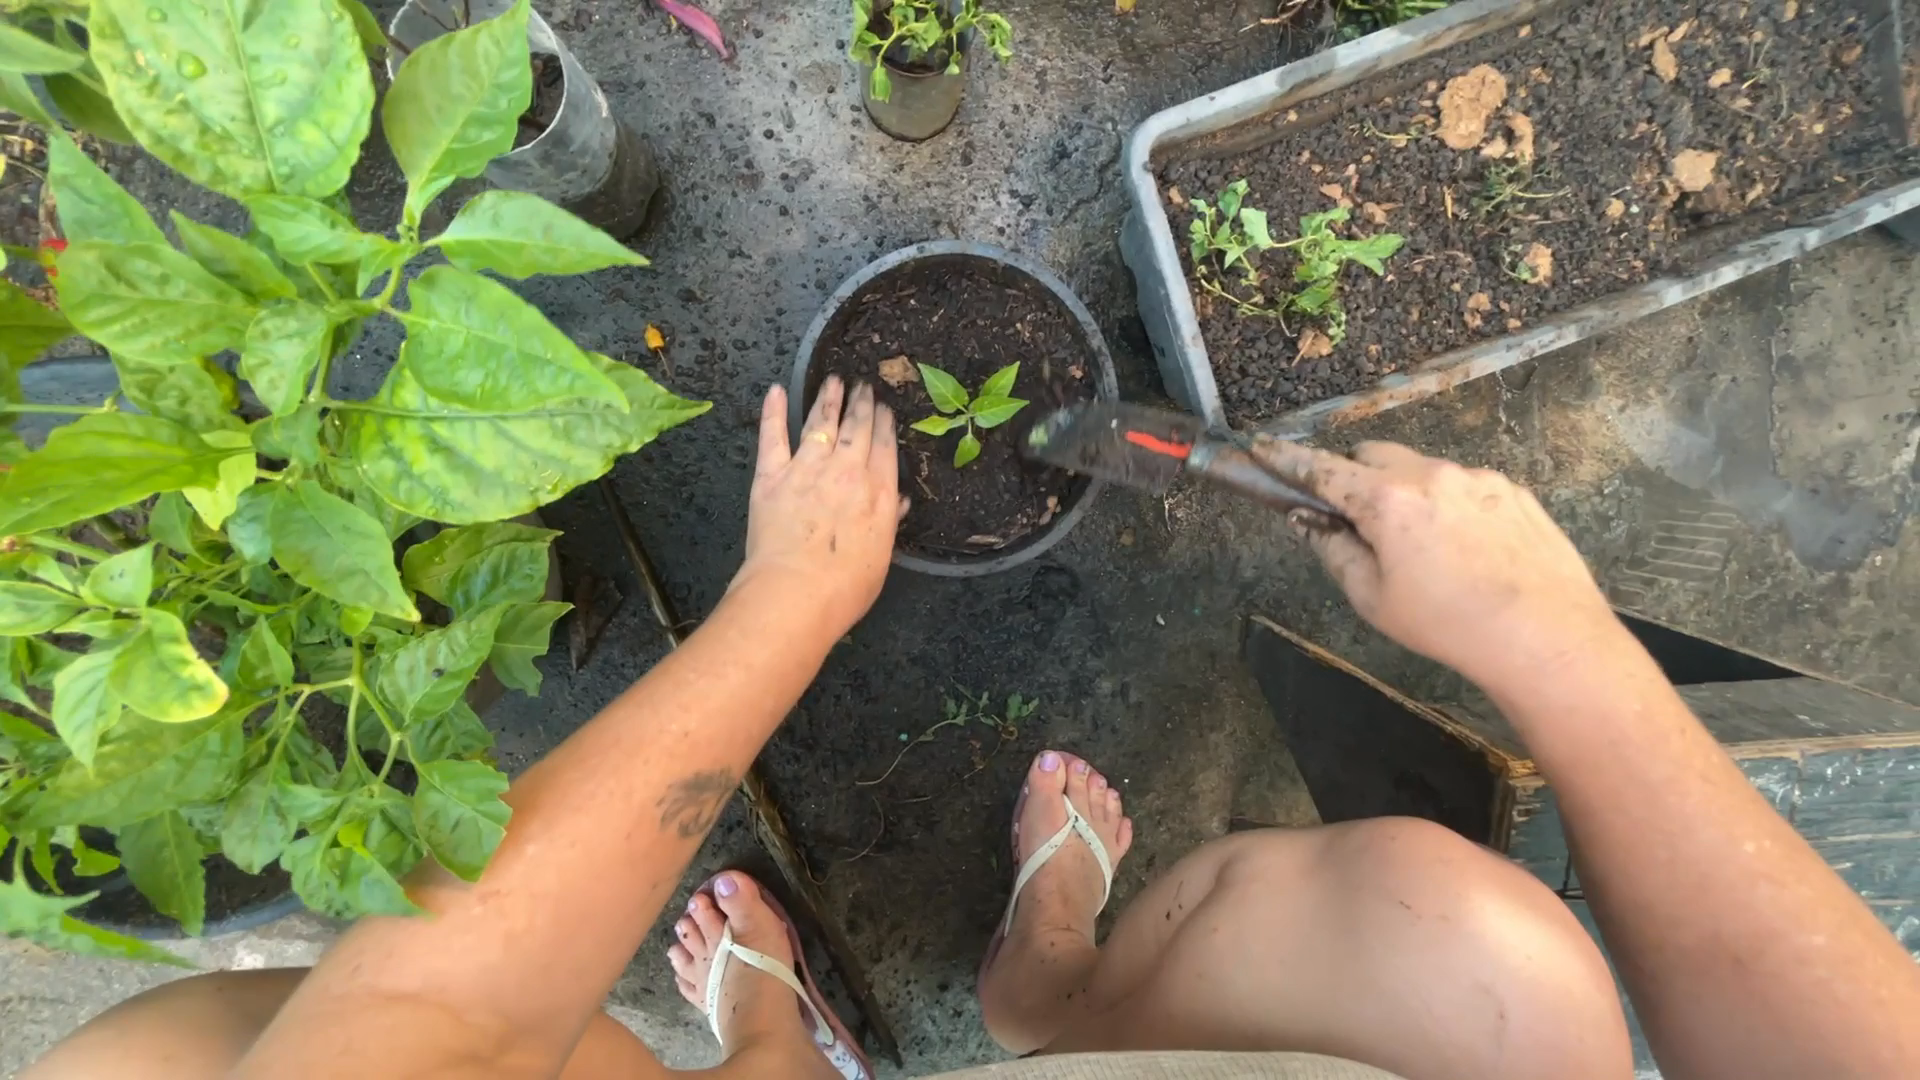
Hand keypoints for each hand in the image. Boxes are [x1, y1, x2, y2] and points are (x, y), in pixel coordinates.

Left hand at [732, 377, 904, 640]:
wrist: (796, 593)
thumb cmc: (846, 587)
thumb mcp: (882, 556)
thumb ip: (890, 521)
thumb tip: (899, 499)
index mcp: (878, 492)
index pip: (884, 446)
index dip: (884, 422)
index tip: (883, 407)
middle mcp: (846, 472)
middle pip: (856, 428)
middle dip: (860, 403)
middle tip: (863, 385)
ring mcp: (807, 469)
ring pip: (820, 424)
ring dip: (828, 399)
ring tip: (833, 380)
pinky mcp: (771, 476)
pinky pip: (773, 436)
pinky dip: (774, 412)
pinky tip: (776, 392)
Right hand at [1252, 438, 1623, 691]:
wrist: (1548, 639)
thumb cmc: (1446, 624)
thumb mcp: (1371, 597)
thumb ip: (1333, 550)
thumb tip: (1309, 522)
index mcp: (1388, 501)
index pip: (1322, 469)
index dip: (1286, 459)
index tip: (1261, 447)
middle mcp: (1432, 475)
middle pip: (1372, 455)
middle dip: (1353, 476)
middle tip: (1356, 520)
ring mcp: (1478, 478)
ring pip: (1419, 469)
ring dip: (1402, 492)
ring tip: (1421, 547)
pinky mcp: (1514, 491)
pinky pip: (1461, 484)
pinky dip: (1444, 504)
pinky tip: (1461, 549)